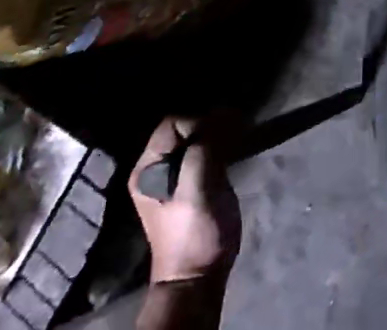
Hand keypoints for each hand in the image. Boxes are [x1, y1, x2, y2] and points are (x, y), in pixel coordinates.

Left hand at [128, 117, 241, 285]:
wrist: (198, 273)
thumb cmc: (195, 230)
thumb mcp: (199, 186)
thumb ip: (205, 148)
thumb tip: (225, 113)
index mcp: (147, 168)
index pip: (173, 123)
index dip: (200, 122)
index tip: (224, 134)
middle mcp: (155, 168)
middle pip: (185, 128)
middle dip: (212, 125)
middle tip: (237, 133)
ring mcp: (173, 175)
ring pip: (197, 137)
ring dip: (219, 134)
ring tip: (239, 139)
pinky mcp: (192, 181)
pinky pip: (205, 150)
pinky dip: (221, 144)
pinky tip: (234, 150)